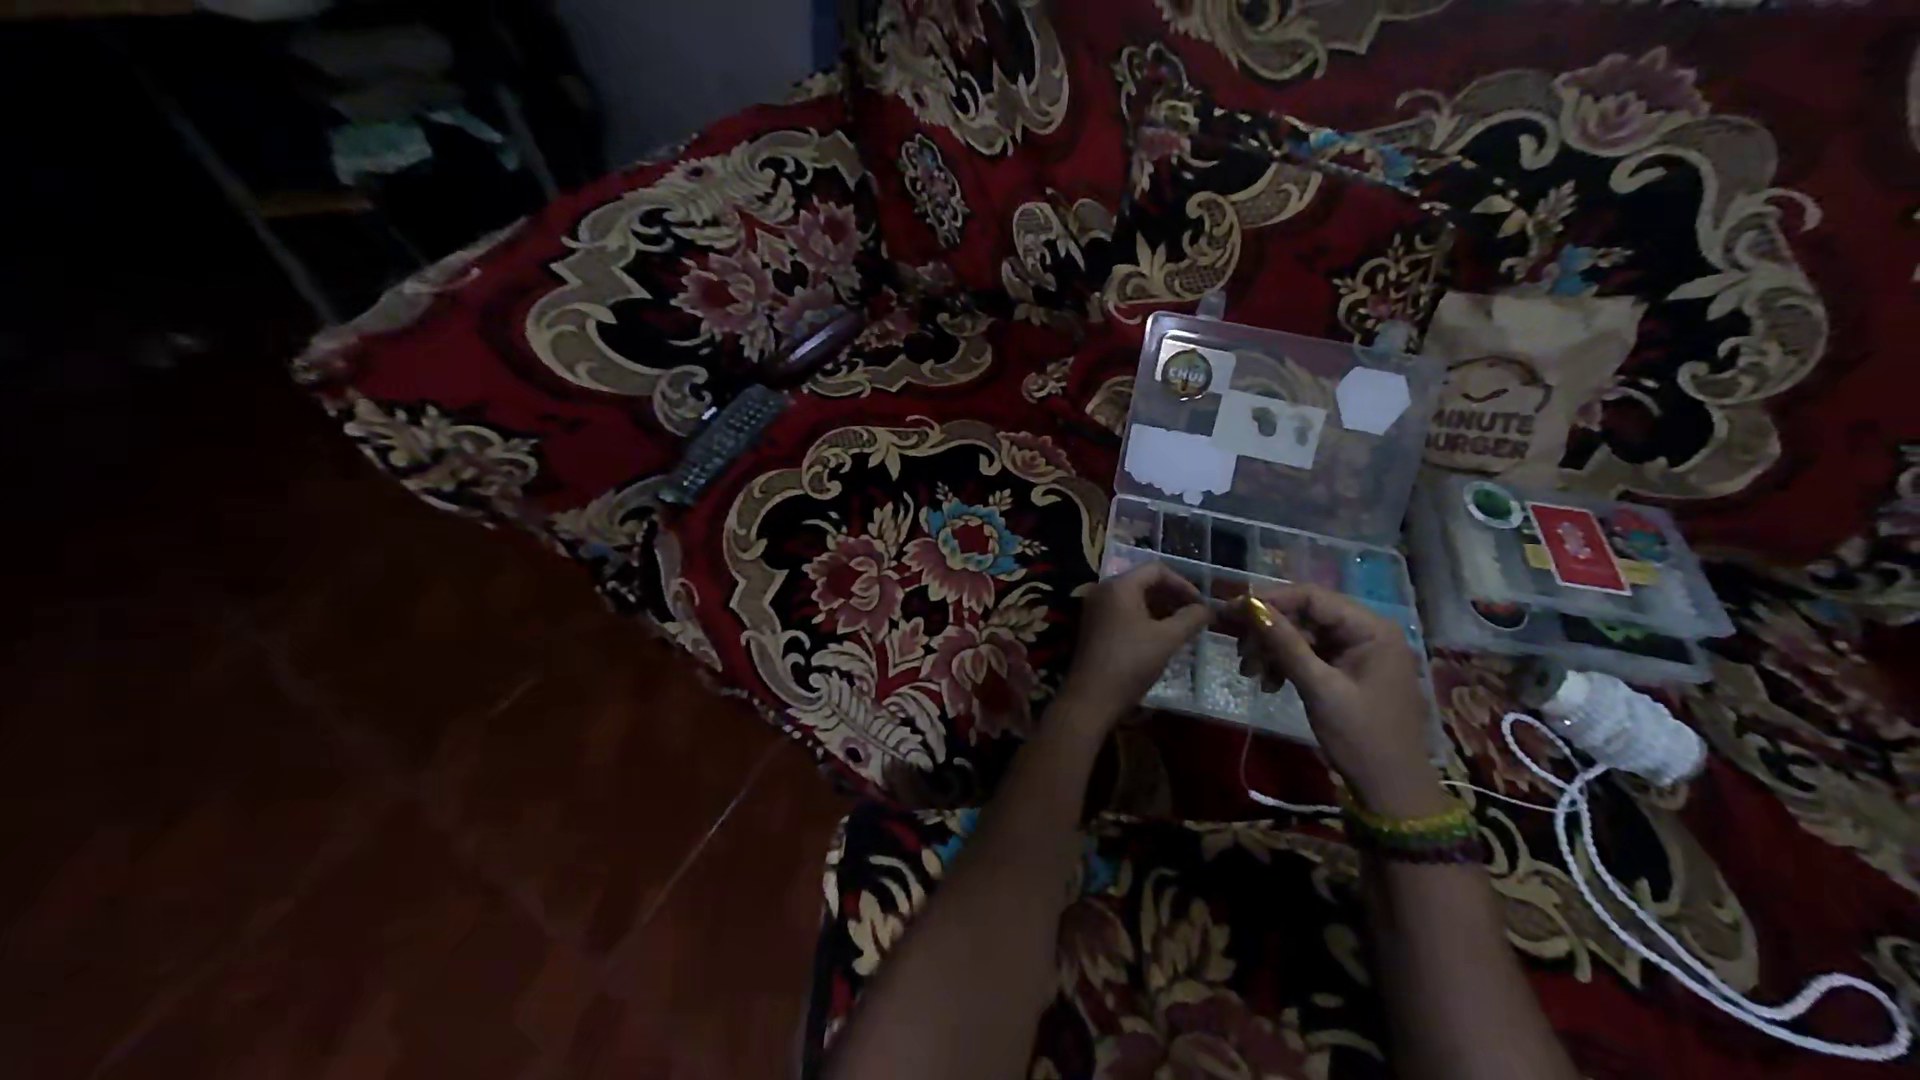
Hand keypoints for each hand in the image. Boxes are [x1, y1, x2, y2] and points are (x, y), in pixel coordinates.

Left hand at [1058, 562, 1213, 728]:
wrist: (1092, 697)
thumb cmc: (1131, 662)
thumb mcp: (1167, 639)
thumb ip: (1191, 618)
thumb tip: (1209, 609)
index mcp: (1119, 586)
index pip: (1156, 569)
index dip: (1183, 583)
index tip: (1201, 604)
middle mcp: (1104, 590)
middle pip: (1144, 582)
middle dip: (1172, 596)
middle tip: (1195, 616)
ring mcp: (1096, 608)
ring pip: (1134, 598)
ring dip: (1160, 608)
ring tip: (1183, 627)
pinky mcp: (1094, 626)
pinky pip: (1124, 612)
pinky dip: (1145, 618)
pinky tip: (1161, 637)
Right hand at [1228, 584, 1446, 817]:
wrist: (1391, 788)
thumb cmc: (1362, 737)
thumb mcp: (1319, 688)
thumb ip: (1286, 644)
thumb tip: (1250, 607)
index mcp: (1372, 630)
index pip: (1313, 597)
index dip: (1271, 600)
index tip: (1234, 612)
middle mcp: (1366, 632)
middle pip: (1305, 614)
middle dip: (1269, 631)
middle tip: (1241, 653)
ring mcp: (1356, 651)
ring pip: (1302, 635)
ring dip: (1272, 650)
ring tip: (1251, 673)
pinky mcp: (1346, 669)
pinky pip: (1307, 654)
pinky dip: (1284, 665)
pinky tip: (1269, 684)